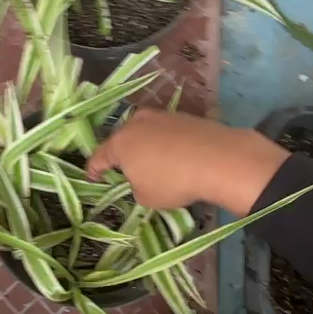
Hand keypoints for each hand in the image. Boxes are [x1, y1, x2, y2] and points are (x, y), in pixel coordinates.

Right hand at [87, 109, 288, 214]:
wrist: (219, 159)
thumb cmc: (173, 182)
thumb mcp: (146, 197)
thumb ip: (136, 188)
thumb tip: (141, 179)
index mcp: (121, 142)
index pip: (99, 157)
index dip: (94, 169)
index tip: (93, 177)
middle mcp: (137, 123)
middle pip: (122, 139)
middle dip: (122, 153)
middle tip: (125, 169)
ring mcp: (162, 116)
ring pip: (146, 132)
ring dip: (145, 146)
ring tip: (154, 163)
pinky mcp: (185, 116)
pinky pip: (167, 132)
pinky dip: (167, 143)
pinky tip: (177, 156)